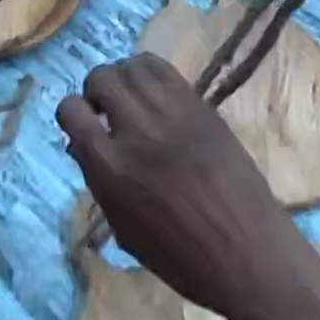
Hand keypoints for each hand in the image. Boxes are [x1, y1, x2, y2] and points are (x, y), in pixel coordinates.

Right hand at [59, 56, 319, 319]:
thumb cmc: (181, 253)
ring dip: (121, 77)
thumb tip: (80, 140)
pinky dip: (147, 70)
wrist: (248, 251)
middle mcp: (135, 130)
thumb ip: (98, 178)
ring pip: (129, 65)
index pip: (71, 110)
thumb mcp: (124, 227)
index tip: (82, 123)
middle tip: (107, 110)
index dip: (71, 113)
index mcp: (110, 168)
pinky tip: (152, 92)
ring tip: (130, 97)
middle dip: (95, 90)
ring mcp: (169, 111)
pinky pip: (160, 66)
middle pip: (100, 78)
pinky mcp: (197, 103)